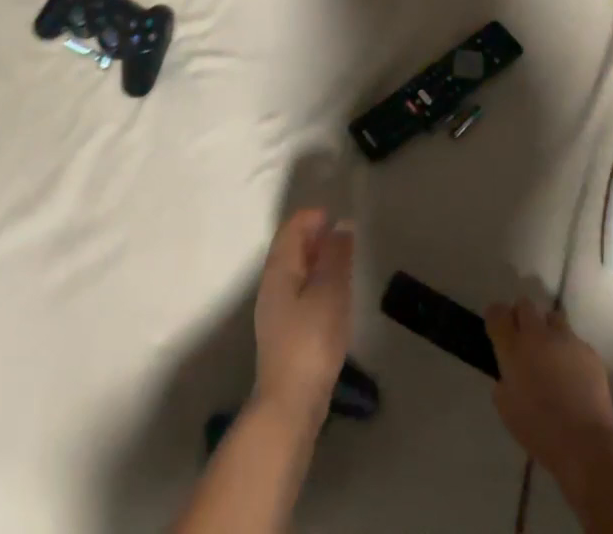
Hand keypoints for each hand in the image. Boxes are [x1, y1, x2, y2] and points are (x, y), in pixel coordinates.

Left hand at [252, 209, 353, 425]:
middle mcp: (271, 286)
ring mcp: (275, 311)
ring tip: (341, 258)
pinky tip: (332, 294)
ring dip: (314, 259)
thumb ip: (336, 257)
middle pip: (288, 250)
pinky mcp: (285, 332)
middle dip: (312, 236)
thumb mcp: (330, 293)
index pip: (289, 232)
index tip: (333, 213)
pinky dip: (315, 281)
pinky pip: (298, 292)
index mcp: (279, 271)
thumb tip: (341, 225)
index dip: (309, 218)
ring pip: (293, 272)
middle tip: (341, 232)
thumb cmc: (311, 340)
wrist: (291, 400)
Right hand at [485, 298, 612, 483]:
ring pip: (553, 317)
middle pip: (525, 305)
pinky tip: (571, 374)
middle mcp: (539, 335)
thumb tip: (511, 371)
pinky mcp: (590, 352)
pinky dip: (568, 350)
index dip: (495, 316)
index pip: (497, 312)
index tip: (496, 327)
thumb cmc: (536, 428)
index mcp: (513, 347)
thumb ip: (503, 377)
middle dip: (520, 316)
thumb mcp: (504, 404)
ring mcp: (568, 341)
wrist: (584, 443)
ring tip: (549, 353)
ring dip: (546, 329)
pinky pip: (574, 341)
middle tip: (522, 338)